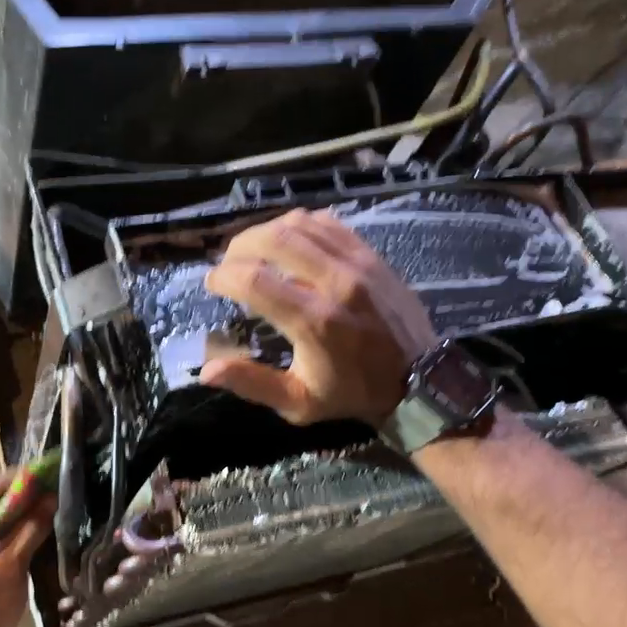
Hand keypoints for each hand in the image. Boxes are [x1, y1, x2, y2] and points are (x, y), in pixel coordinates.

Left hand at [0, 469, 52, 626]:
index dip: (7, 478)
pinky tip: (37, 521)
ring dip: (18, 502)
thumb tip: (52, 498)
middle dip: (16, 487)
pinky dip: (15, 519)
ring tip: (47, 501)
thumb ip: (29, 529)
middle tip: (48, 488)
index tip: (39, 482)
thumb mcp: (10, 566)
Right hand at [201, 209, 439, 424]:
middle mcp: (335, 283)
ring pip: (300, 224)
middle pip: (275, 239)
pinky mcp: (372, 255)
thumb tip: (206, 370)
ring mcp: (358, 263)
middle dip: (239, 246)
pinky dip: (299, 226)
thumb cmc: (350, 393)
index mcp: (314, 322)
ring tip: (252, 250)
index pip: (254, 280)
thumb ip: (251, 383)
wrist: (419, 380)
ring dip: (267, 231)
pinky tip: (288, 241)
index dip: (223, 276)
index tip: (212, 284)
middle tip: (227, 263)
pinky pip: (328, 224)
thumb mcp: (297, 403)